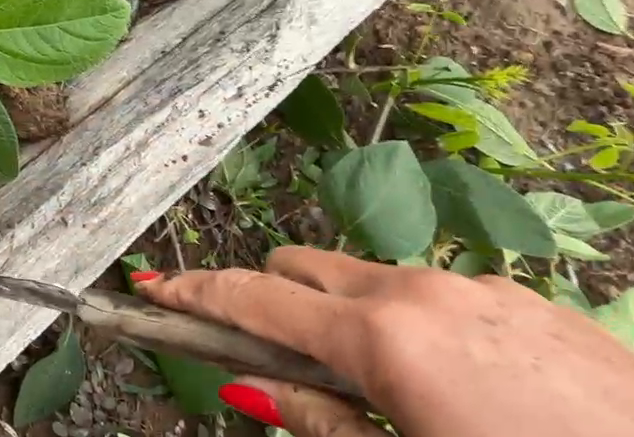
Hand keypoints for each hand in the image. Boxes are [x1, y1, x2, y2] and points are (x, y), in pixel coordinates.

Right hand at [137, 247, 633, 436]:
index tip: (152, 288)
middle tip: (289, 362)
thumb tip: (244, 389)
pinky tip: (480, 389)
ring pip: (370, 279)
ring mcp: (482, 289)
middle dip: (276, 302)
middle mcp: (419, 291)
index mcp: (382, 336)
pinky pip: (442, 294)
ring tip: (402, 388)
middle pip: (301, 268)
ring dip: (351, 314)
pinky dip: (421, 323)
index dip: (195, 294)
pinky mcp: (536, 303)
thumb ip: (320, 423)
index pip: (253, 299)